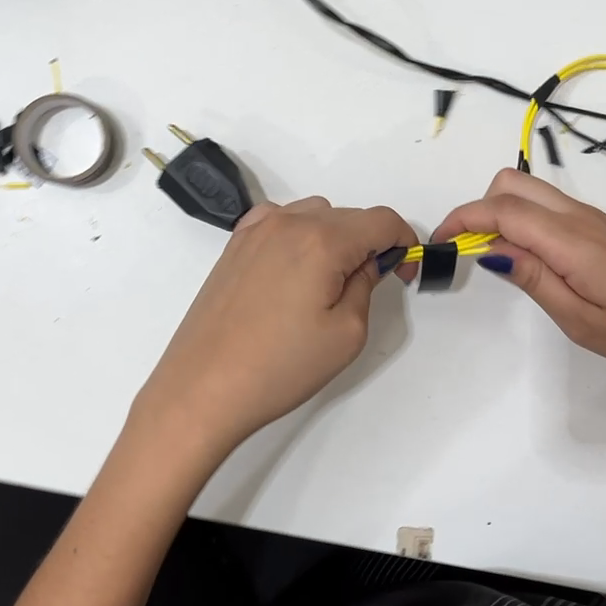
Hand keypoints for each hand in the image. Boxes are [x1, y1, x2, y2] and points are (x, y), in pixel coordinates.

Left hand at [132, 197, 416, 456]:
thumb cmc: (280, 367)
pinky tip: (294, 271)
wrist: (202, 389)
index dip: (403, 242)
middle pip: (347, 216)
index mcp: (321, 240)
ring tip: (327, 285)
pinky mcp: (233, 247)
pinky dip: (299, 236)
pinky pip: (280, 222)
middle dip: (368, 243)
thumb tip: (369, 262)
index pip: (381, 220)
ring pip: (314, 215)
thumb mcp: (346, 333)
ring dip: (333, 238)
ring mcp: (254, 231)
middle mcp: (287, 222)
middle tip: (368, 287)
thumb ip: (366, 285)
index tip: (404, 275)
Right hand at [433, 169, 605, 389]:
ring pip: (529, 190)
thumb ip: (532, 278)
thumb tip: (488, 249)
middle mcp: (579, 216)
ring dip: (499, 213)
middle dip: (478, 209)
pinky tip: (525, 257)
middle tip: (467, 253)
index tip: (438, 242)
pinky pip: (547, 206)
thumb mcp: (579, 319)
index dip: (463, 219)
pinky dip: (521, 219)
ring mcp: (591, 217)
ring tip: (493, 259)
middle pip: (512, 183)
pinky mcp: (598, 226)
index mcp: (572, 239)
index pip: (503, 209)